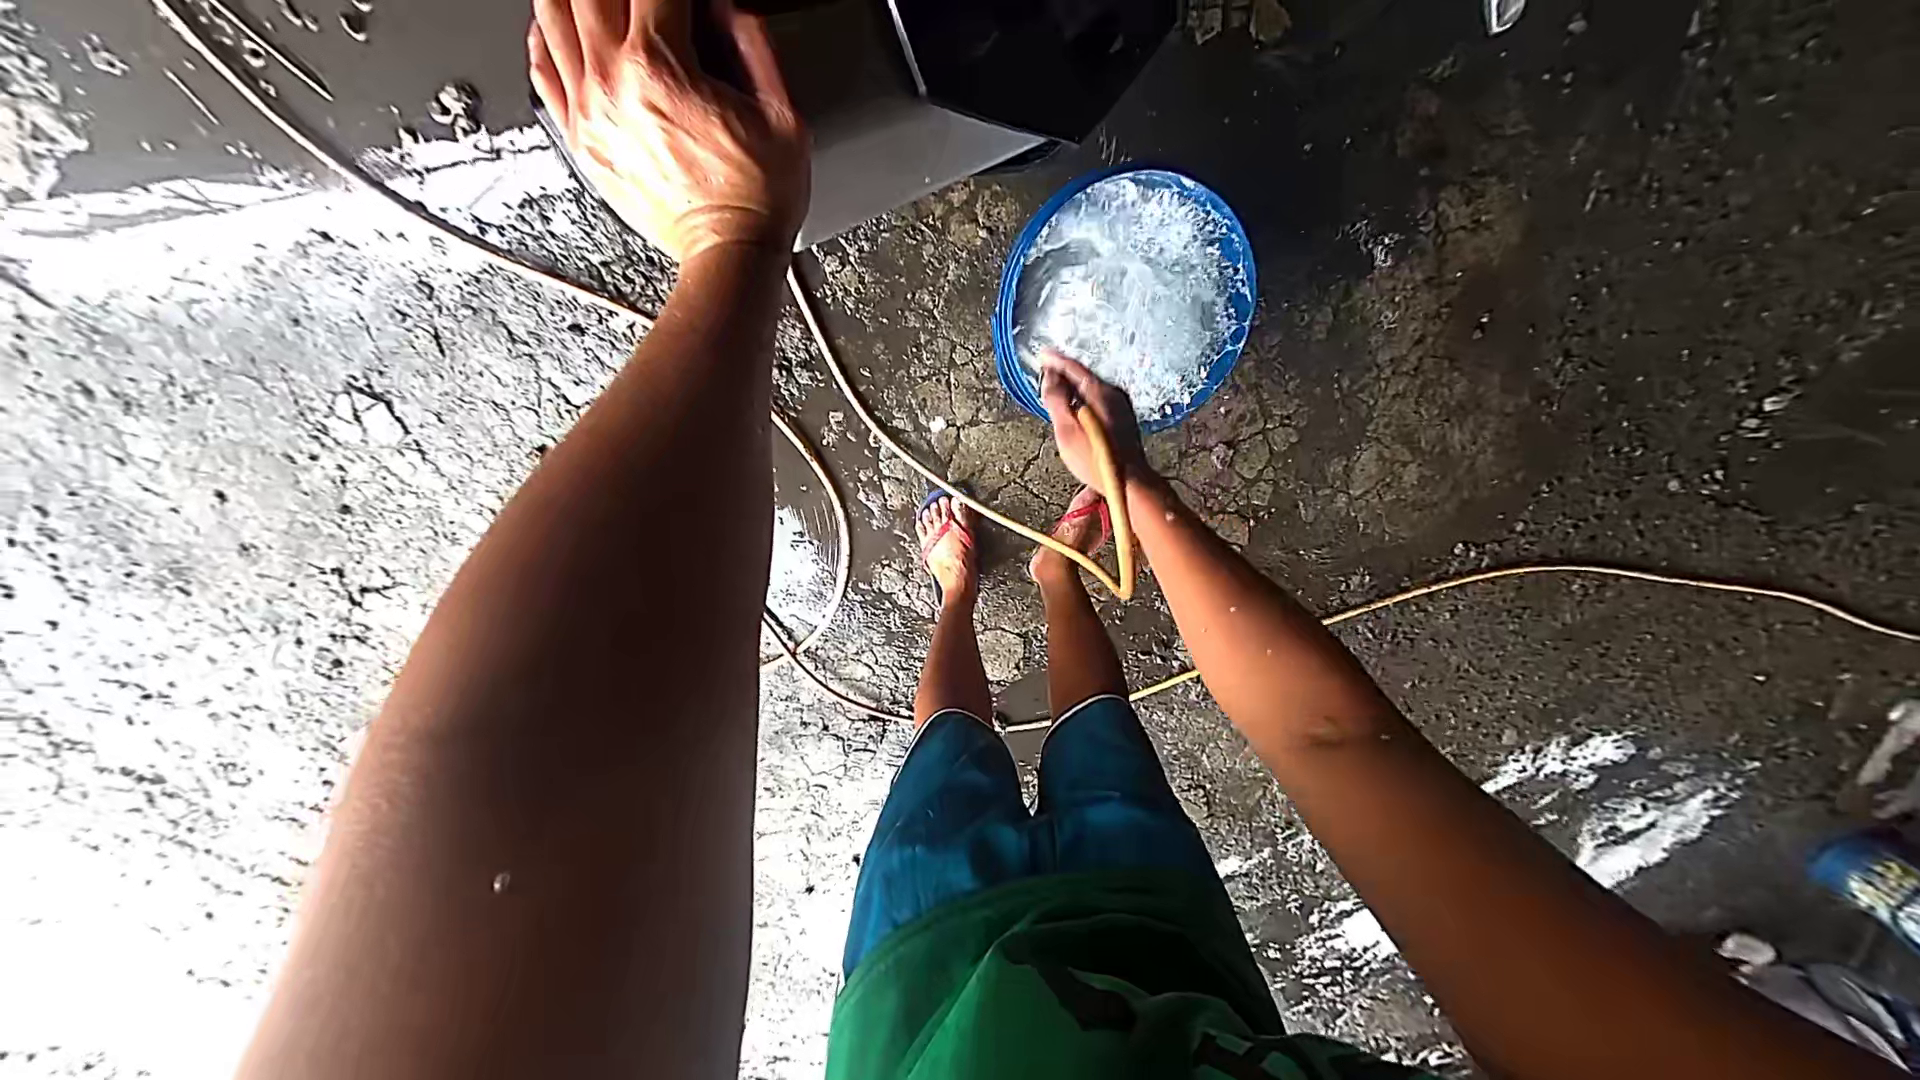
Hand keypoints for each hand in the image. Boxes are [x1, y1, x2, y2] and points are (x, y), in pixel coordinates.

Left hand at [529, 0, 809, 262]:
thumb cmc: (755, 202)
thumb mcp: (783, 118)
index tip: (694, 0)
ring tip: (608, 4)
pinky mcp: (583, 141)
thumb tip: (724, 5)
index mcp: (660, 69)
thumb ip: (752, 44)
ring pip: (552, 11)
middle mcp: (611, 83)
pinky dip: (546, 33)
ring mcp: (589, 112)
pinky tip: (567, 26)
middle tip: (653, 3)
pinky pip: (541, 67)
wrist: (730, 255)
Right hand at [1038, 349, 1151, 497]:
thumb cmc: (1096, 460)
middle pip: (1084, 378)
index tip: (1042, 355)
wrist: (1128, 482)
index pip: (1074, 368)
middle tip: (1046, 373)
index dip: (1055, 361)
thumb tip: (1049, 377)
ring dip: (1073, 389)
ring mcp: (1121, 407)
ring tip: (1056, 392)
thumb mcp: (1067, 430)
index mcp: (1100, 393)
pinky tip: (1075, 410)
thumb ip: (1056, 400)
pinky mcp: (1123, 420)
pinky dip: (1083, 399)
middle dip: (1063, 374)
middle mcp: (1114, 395)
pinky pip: (1098, 400)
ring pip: (1091, 390)